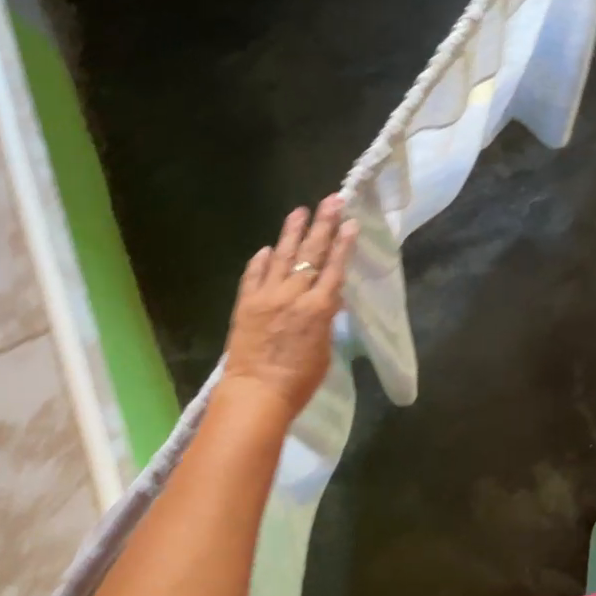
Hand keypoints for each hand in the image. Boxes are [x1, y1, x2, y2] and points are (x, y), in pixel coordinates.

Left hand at [220, 195, 358, 418]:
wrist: (256, 395)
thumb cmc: (298, 383)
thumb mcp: (324, 352)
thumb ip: (325, 321)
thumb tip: (329, 300)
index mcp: (318, 308)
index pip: (335, 267)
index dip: (344, 243)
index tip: (350, 222)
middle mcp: (294, 294)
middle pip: (311, 253)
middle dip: (323, 225)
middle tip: (331, 200)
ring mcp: (266, 296)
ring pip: (282, 256)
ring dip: (292, 232)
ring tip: (300, 211)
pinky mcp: (245, 303)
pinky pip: (253, 275)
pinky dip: (261, 260)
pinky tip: (268, 248)